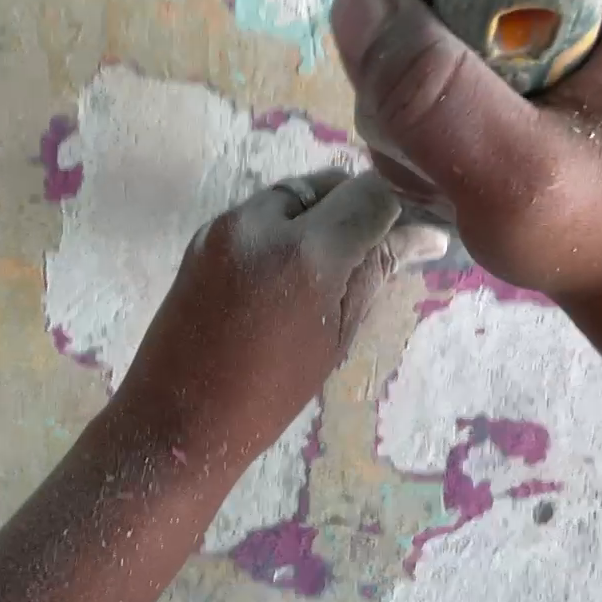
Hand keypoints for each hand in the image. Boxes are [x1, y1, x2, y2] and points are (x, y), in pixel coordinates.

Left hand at [112, 170, 447, 466]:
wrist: (177, 418)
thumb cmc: (268, 396)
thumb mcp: (336, 337)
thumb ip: (374, 274)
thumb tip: (423, 238)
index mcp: (305, 253)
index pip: (372, 195)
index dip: (400, 210)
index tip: (415, 233)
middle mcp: (261, 221)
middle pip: (329, 183)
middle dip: (359, 206)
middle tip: (376, 248)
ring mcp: (225, 224)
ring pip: (292, 193)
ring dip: (321, 214)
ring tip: (333, 262)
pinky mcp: (203, 235)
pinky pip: (259, 213)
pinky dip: (286, 226)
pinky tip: (292, 268)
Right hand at [330, 0, 601, 305]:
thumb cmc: (584, 229)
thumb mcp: (514, 179)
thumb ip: (439, 100)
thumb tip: (354, 5)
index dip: (409, 11)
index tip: (419, 105)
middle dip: (404, 66)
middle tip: (431, 146)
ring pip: (412, 10)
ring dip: (402, 96)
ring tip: (444, 161)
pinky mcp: (512, 23)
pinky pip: (418, 43)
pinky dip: (411, 106)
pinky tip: (445, 151)